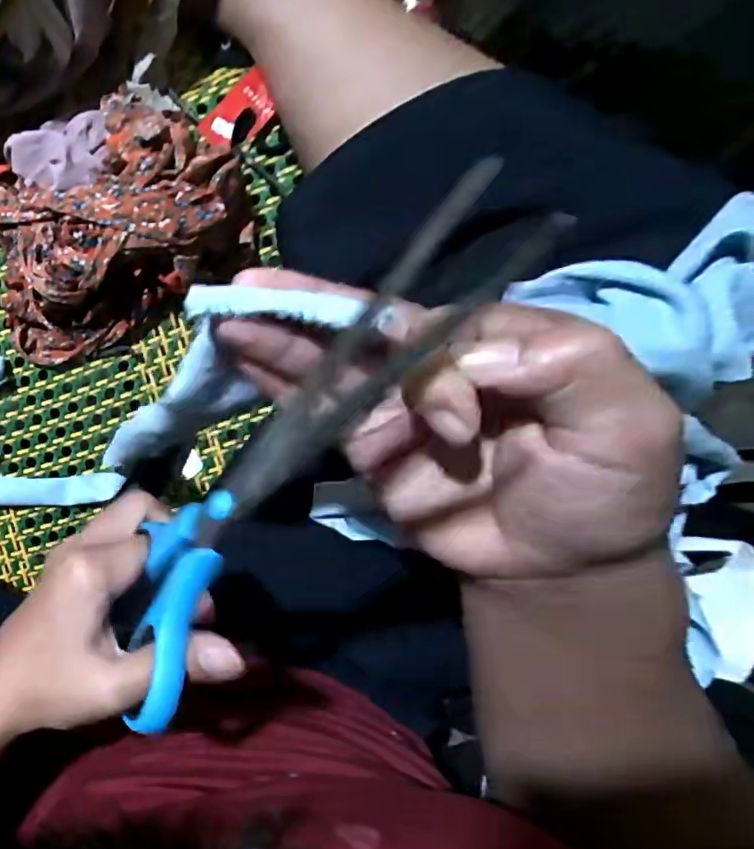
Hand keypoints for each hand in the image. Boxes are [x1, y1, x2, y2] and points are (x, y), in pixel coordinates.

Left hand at [0, 491, 245, 738]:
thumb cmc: (50, 688)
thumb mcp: (117, 684)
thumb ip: (176, 662)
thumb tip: (239, 656)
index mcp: (89, 568)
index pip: (159, 539)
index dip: (188, 568)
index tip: (196, 611)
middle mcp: (75, 549)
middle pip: (137, 510)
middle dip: (172, 541)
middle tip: (182, 595)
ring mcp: (64, 556)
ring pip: (122, 526)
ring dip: (152, 554)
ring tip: (159, 610)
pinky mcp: (61, 569)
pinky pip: (107, 546)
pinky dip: (131, 562)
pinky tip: (134, 610)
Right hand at [215, 269, 682, 579]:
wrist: (547, 564)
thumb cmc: (600, 490)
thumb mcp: (622, 424)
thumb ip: (565, 369)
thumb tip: (467, 358)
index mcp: (498, 345)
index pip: (436, 327)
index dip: (423, 358)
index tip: (449, 422)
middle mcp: (433, 367)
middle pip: (362, 326)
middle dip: (306, 304)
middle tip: (250, 284)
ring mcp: (388, 405)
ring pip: (325, 361)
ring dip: (274, 338)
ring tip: (226, 317)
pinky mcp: (355, 441)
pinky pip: (309, 405)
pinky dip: (270, 380)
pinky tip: (236, 357)